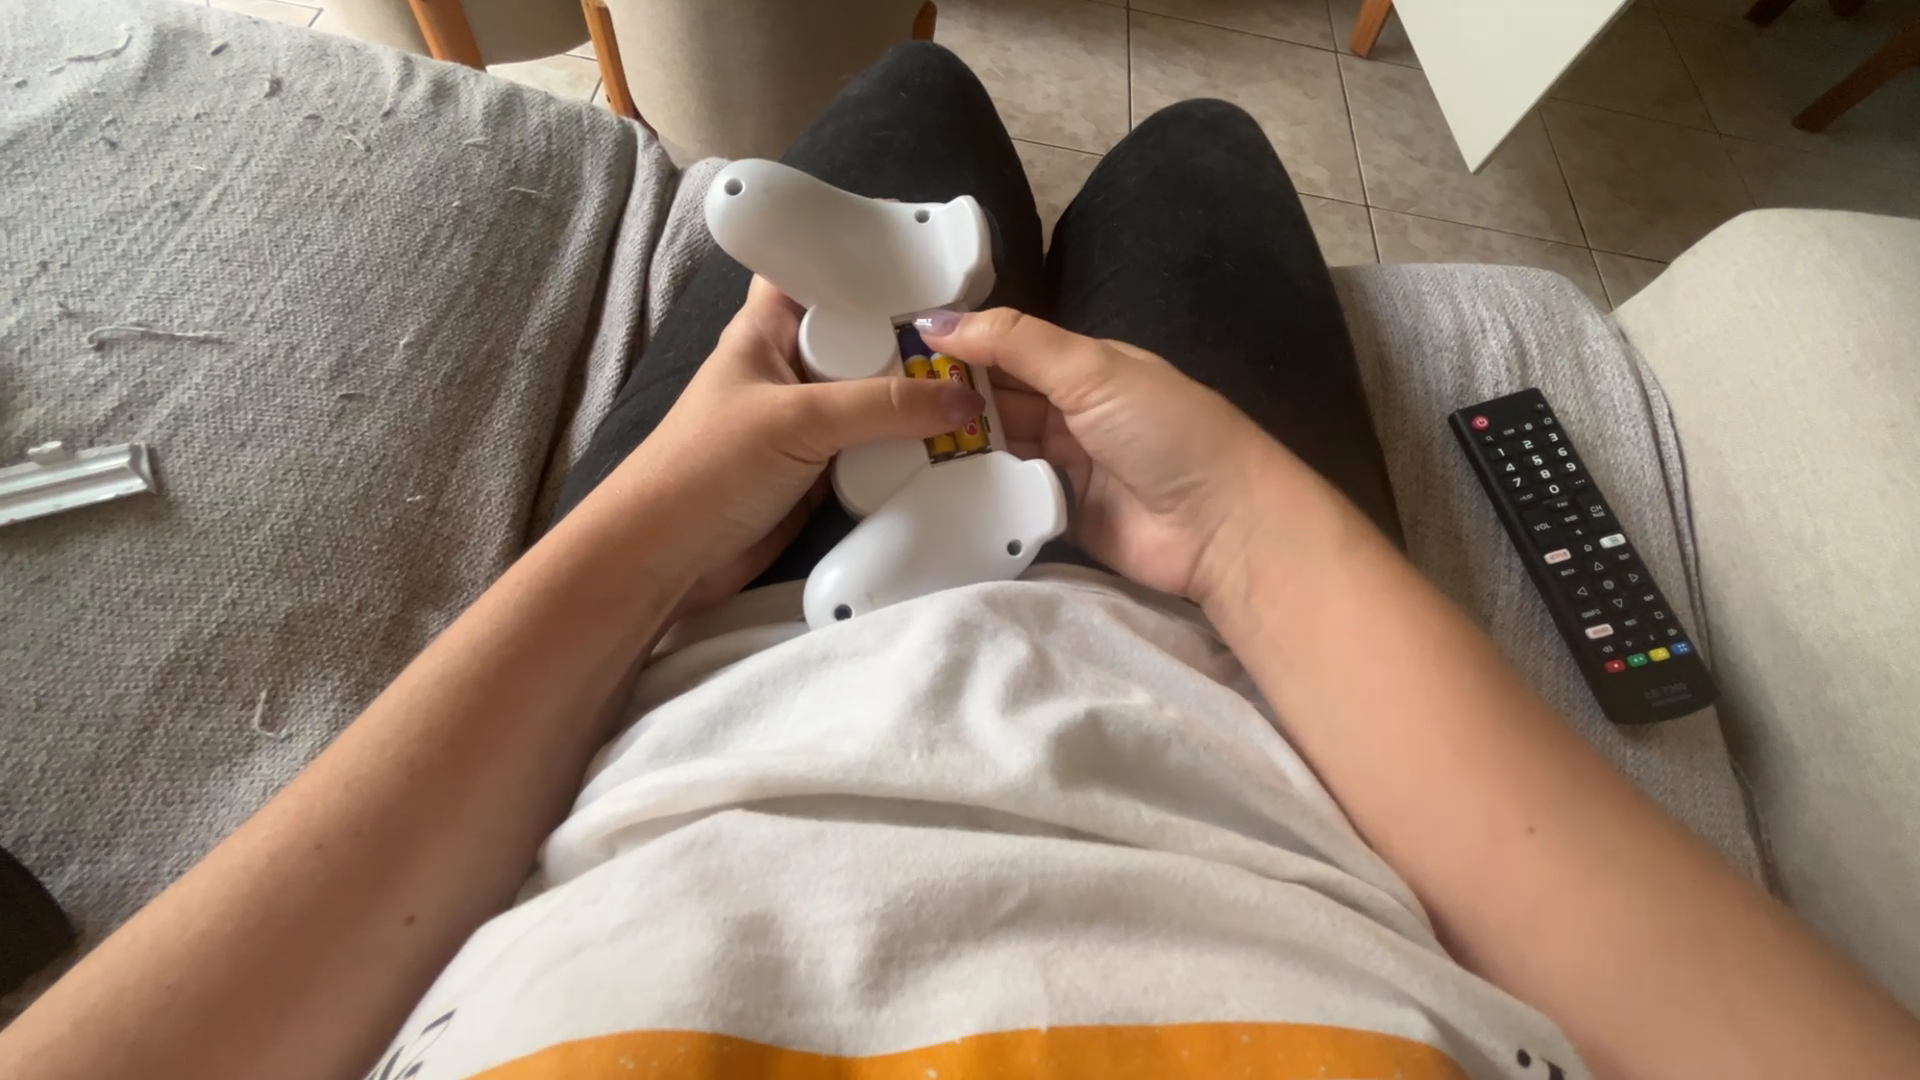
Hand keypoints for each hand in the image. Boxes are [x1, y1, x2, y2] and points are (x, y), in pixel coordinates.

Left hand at [592, 277, 985, 609]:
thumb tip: (965, 400)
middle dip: (914, 344)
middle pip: (865, 341)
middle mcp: (795, 369)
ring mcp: (812, 422)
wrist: (672, 557)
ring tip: (982, 395)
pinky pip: (877, 448)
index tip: (938, 267)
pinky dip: (907, 450)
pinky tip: (952, 445)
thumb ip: (883, 407)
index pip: (824, 275)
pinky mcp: (826, 470)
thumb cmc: (712, 467)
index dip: (874, 268)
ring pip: (876, 399)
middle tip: (978, 345)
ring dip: (918, 403)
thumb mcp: (799, 419)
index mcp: (770, 329)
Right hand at [920, 308, 1287, 604]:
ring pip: (1001, 449)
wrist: (1218, 524)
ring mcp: (1066, 467)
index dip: (960, 350)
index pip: (1008, 351)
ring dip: (961, 447)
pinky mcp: (1060, 514)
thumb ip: (1015, 342)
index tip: (900, 355)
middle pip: (999, 402)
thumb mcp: (1091, 369)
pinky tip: (932, 487)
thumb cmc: (1162, 430)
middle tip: (889, 406)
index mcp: (1083, 368)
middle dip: (952, 401)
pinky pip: (1011, 497)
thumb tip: (935, 320)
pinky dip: (980, 490)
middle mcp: (1072, 414)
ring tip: (898, 444)